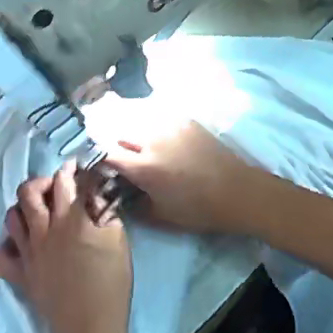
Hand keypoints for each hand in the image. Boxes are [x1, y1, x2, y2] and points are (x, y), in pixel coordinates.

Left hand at [0, 160, 131, 332]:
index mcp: (72, 217)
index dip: (73, 169)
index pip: (66, 179)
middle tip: (58, 187)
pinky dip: (6, 248)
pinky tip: (22, 248)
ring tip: (40, 213)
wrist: (91, 329)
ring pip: (11, 217)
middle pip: (30, 191)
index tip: (80, 168)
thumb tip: (97, 189)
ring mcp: (28, 252)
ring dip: (24, 209)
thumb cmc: (111, 282)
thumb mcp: (118, 239)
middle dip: (43, 181)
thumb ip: (106, 209)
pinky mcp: (20, 276)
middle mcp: (45, 229)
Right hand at [103, 121, 267, 235]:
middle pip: (121, 132)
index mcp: (144, 167)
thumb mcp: (161, 217)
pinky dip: (153, 124)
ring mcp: (170, 125)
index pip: (107, 154)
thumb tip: (119, 197)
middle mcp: (152, 140)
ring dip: (133, 131)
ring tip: (138, 143)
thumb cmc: (197, 209)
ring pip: (140, 120)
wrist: (235, 190)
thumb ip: (134, 206)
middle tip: (120, 156)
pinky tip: (158, 135)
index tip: (97, 164)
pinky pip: (160, 116)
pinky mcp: (186, 120)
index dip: (98, 159)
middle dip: (116, 143)